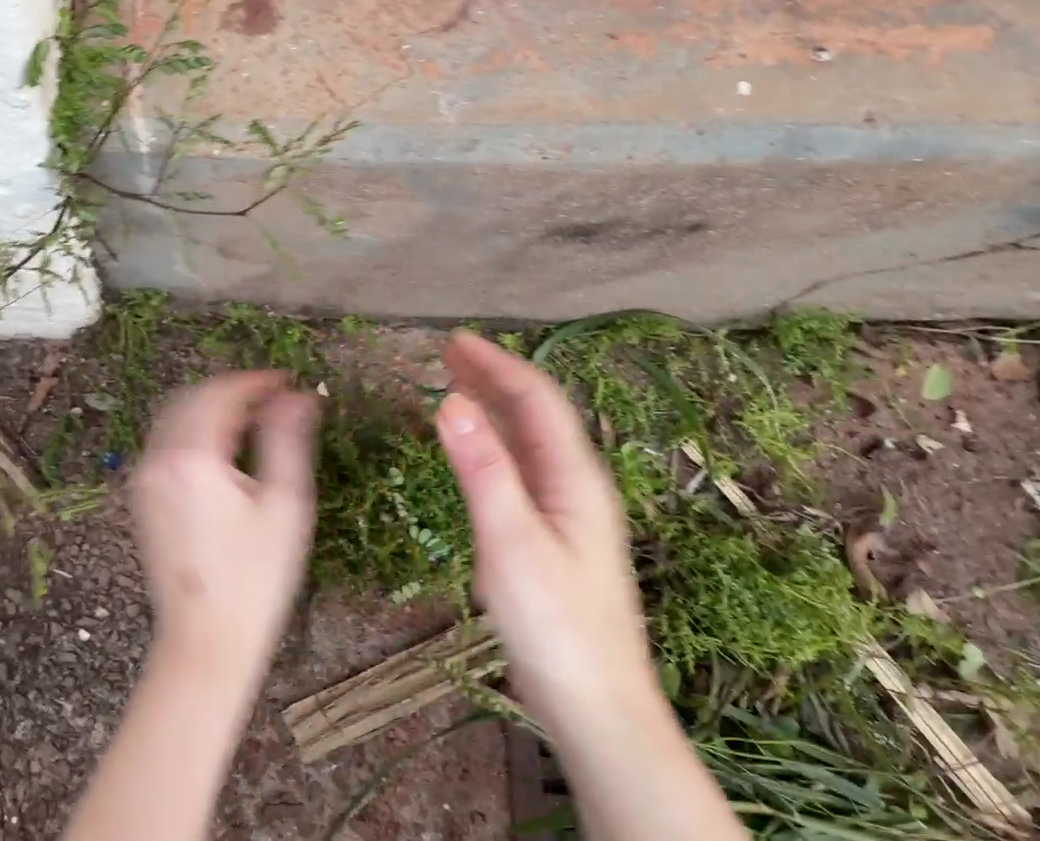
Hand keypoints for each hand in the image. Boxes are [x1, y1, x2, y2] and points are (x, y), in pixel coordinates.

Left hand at [129, 372, 320, 683]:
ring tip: (253, 419)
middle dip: (230, 390)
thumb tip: (298, 396)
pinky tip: (223, 450)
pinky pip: (164, 444)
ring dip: (209, 408)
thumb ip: (288, 440)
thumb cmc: (254, 579)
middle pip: (190, 398)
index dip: (255, 381)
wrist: (205, 638)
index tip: (287, 381)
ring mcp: (144, 479)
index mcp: (191, 457)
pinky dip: (192, 432)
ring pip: (173, 419)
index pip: (219, 393)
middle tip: (273, 397)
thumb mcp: (285, 506)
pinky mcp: (142, 498)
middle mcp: (157, 459)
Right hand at [432, 332, 661, 738]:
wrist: (593, 700)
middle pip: (535, 416)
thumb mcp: (510, 540)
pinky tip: (473, 452)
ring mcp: (565, 514)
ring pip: (527, 444)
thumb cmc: (554, 622)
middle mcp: (575, 487)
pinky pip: (519, 472)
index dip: (498, 364)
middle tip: (446, 352)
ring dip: (492, 408)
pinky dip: (491, 446)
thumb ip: (482, 469)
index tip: (454, 339)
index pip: (537, 401)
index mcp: (575, 479)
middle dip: (493, 377)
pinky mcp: (549, 538)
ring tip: (452, 385)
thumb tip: (450, 401)